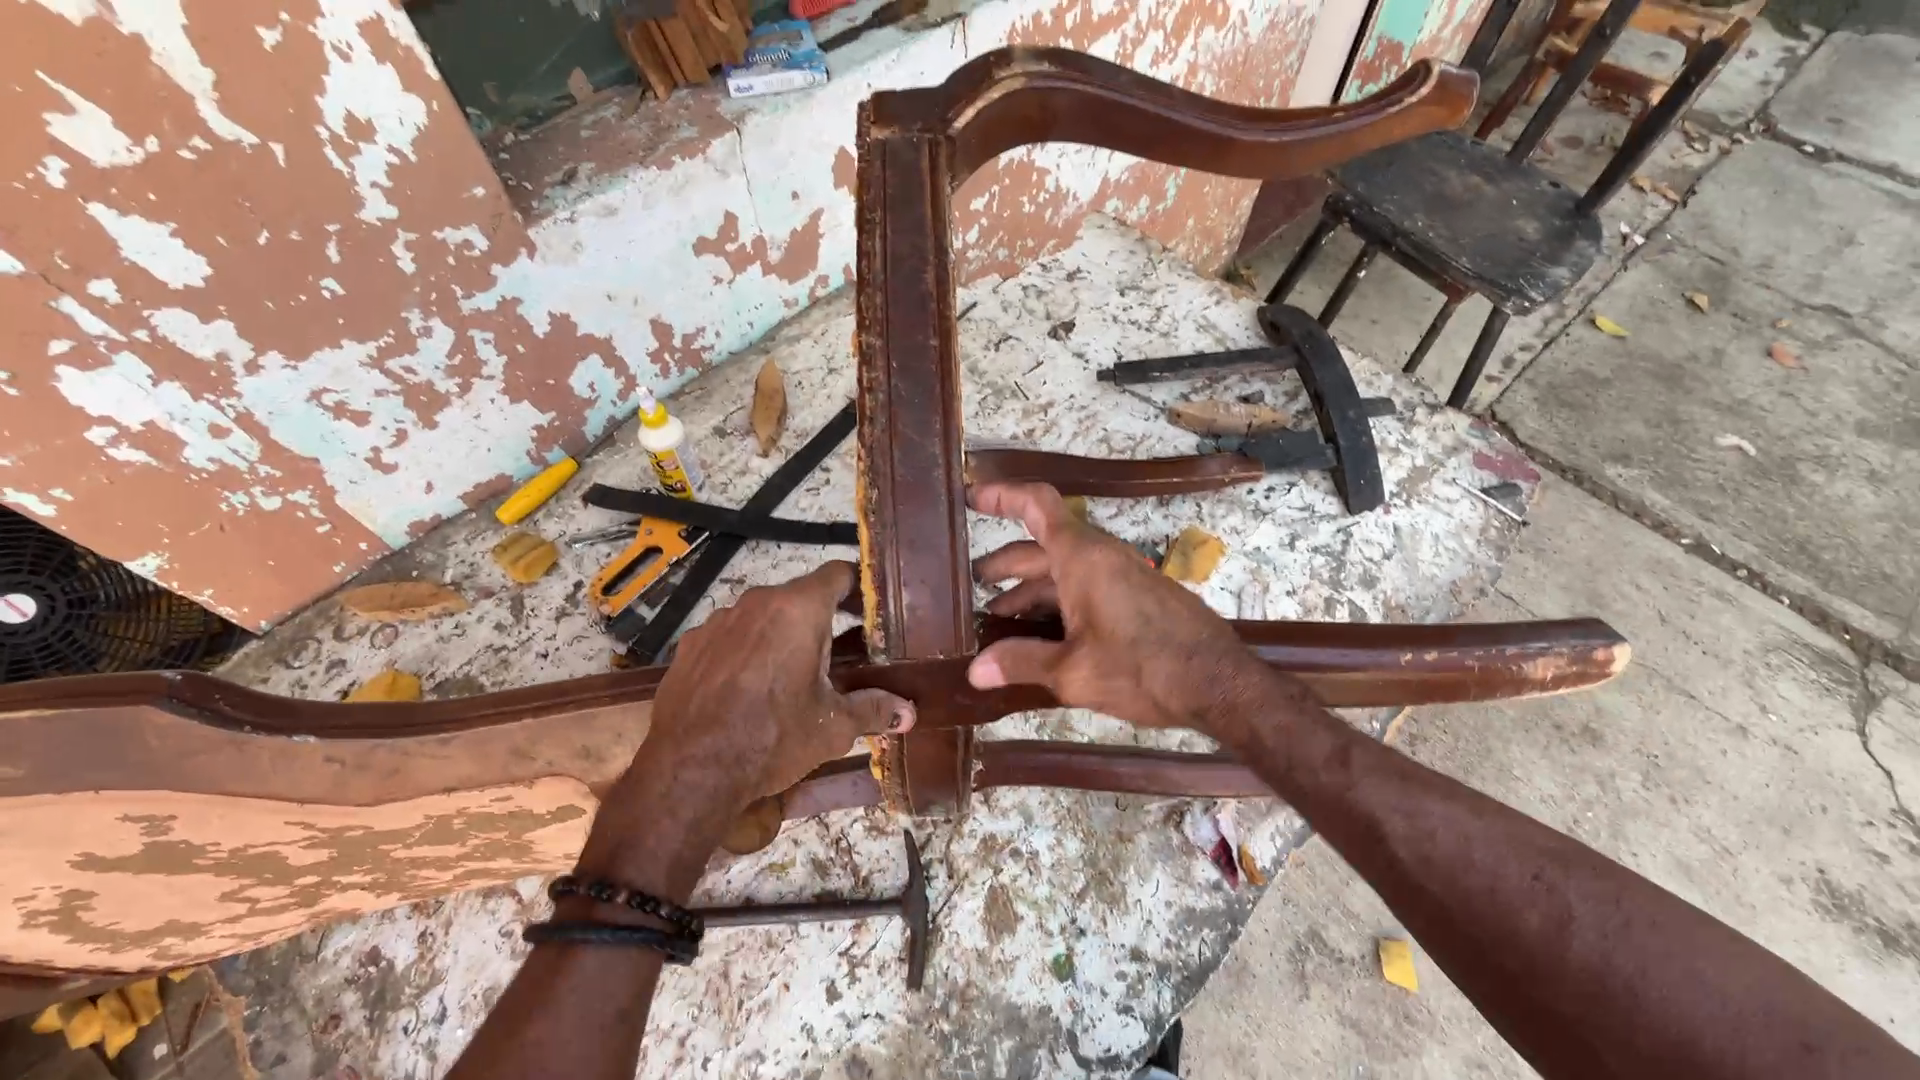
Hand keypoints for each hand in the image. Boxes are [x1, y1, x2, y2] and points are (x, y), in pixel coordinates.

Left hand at [645, 560, 915, 801]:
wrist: (689, 770)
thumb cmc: (772, 739)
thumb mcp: (831, 727)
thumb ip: (873, 710)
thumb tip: (909, 713)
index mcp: (798, 610)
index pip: (837, 574)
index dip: (858, 588)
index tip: (869, 611)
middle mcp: (756, 604)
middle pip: (798, 597)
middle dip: (820, 620)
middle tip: (839, 654)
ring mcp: (717, 622)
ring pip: (761, 617)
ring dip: (780, 636)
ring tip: (790, 675)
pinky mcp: (690, 646)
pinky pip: (729, 638)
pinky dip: (744, 653)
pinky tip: (747, 690)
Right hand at [967, 482, 1277, 739]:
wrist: (1220, 684)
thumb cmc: (1144, 669)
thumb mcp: (1074, 672)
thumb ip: (1021, 663)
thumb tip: (974, 671)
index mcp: (1082, 559)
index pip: (1036, 506)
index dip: (1001, 496)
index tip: (971, 497)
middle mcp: (1101, 558)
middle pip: (1043, 546)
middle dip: (1005, 564)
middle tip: (973, 583)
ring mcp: (1123, 577)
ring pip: (1065, 572)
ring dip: (1030, 591)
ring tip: (999, 620)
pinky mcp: (1138, 599)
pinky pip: (1087, 588)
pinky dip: (1058, 604)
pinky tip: (1044, 637)